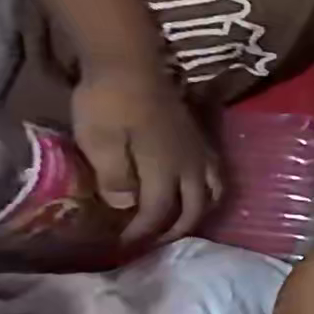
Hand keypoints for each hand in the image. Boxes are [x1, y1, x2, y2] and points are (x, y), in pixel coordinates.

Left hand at [71, 67, 221, 245]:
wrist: (132, 69)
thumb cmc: (109, 104)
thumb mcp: (97, 141)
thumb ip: (113, 176)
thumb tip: (127, 207)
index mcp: (164, 169)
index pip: (159, 211)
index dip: (143, 232)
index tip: (124, 245)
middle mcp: (190, 167)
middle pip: (194, 208)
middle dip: (176, 229)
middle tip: (154, 242)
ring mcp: (199, 154)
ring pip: (213, 193)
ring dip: (200, 213)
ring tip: (182, 222)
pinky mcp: (201, 143)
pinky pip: (216, 176)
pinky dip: (210, 192)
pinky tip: (197, 192)